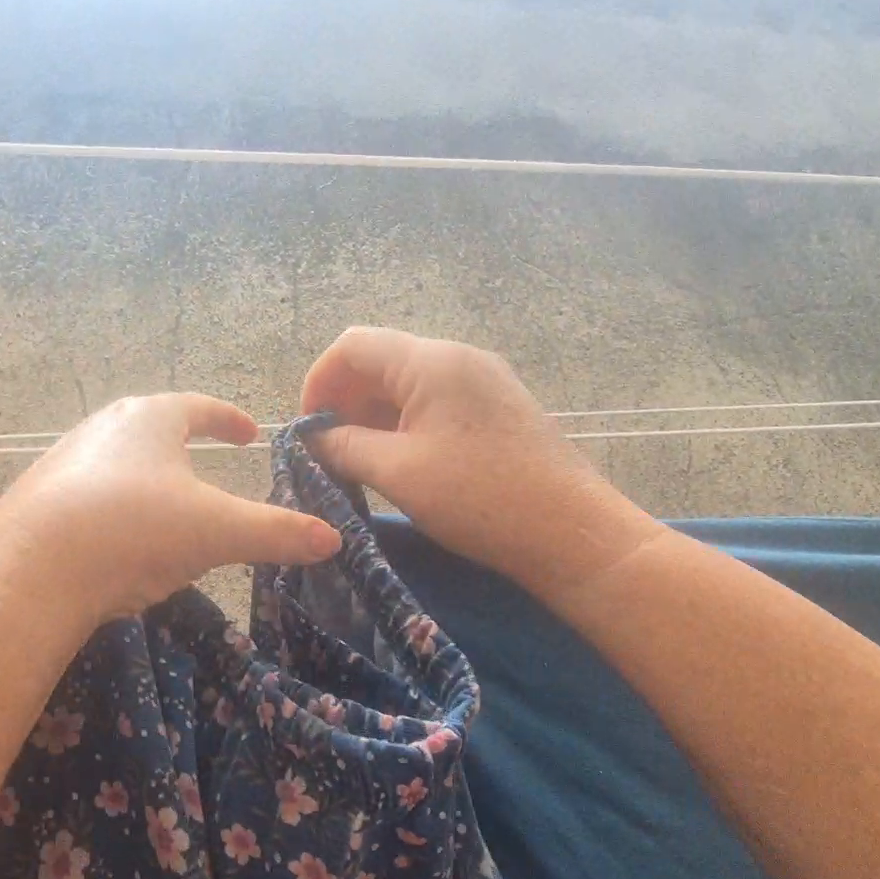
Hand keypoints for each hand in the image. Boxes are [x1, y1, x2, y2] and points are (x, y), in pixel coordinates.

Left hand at [0, 393, 341, 622]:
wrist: (33, 571)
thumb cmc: (135, 531)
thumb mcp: (217, 533)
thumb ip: (277, 533)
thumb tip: (333, 538)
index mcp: (150, 419)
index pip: (200, 407)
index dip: (229, 419)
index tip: (248, 434)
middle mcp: (103, 426)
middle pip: (153, 426)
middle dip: (183, 442)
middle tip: (205, 460)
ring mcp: (65, 460)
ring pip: (118, 459)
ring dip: (145, 475)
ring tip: (163, 503)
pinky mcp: (39, 497)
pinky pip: (89, 493)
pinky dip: (114, 506)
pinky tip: (116, 537)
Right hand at [300, 328, 662, 598]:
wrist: (571, 532)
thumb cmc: (479, 499)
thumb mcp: (398, 472)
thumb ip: (344, 447)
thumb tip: (313, 439)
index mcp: (431, 362)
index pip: (352, 346)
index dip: (318, 382)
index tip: (308, 430)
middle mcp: (458, 358)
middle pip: (380, 361)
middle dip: (345, 400)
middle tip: (330, 451)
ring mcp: (482, 381)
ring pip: (407, 384)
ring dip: (373, 416)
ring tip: (359, 461)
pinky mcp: (496, 408)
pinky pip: (435, 402)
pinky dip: (404, 424)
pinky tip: (399, 462)